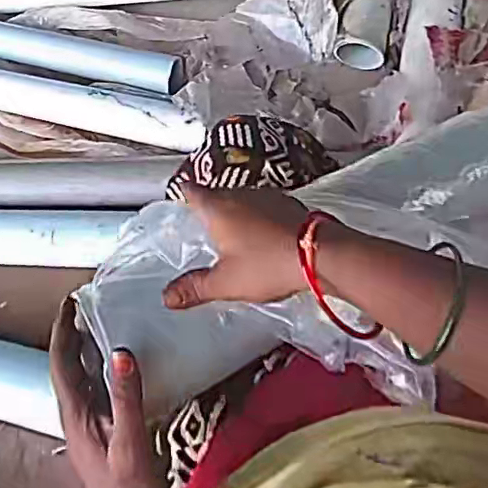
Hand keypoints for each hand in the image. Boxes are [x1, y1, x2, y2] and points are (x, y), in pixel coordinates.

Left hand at [49, 297, 168, 487]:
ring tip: (100, 319)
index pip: (60, 361)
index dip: (62, 330)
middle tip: (84, 304)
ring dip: (86, 345)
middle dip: (72, 331)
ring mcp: (89, 421)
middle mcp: (77, 413)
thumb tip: (121, 353)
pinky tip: (118, 358)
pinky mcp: (103, 427)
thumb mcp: (130, 443)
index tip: (69, 303)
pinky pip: (97, 385)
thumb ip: (126, 398)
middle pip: (68, 363)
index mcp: (75, 413)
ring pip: (82, 373)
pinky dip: (102, 364)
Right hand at [162, 183, 307, 310]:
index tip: (181, 200)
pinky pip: (265, 206)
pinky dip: (261, 217)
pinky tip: (268, 236)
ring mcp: (265, 195)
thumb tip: (166, 297)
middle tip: (207, 228)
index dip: (184, 194)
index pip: (191, 190)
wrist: (321, 253)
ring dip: (238, 212)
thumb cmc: (267, 264)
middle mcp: (238, 194)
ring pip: (242, 199)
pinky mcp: (288, 202)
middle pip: (216, 194)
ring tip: (238, 235)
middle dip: (211, 208)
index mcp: (216, 207)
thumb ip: (195, 288)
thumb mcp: (226, 283)